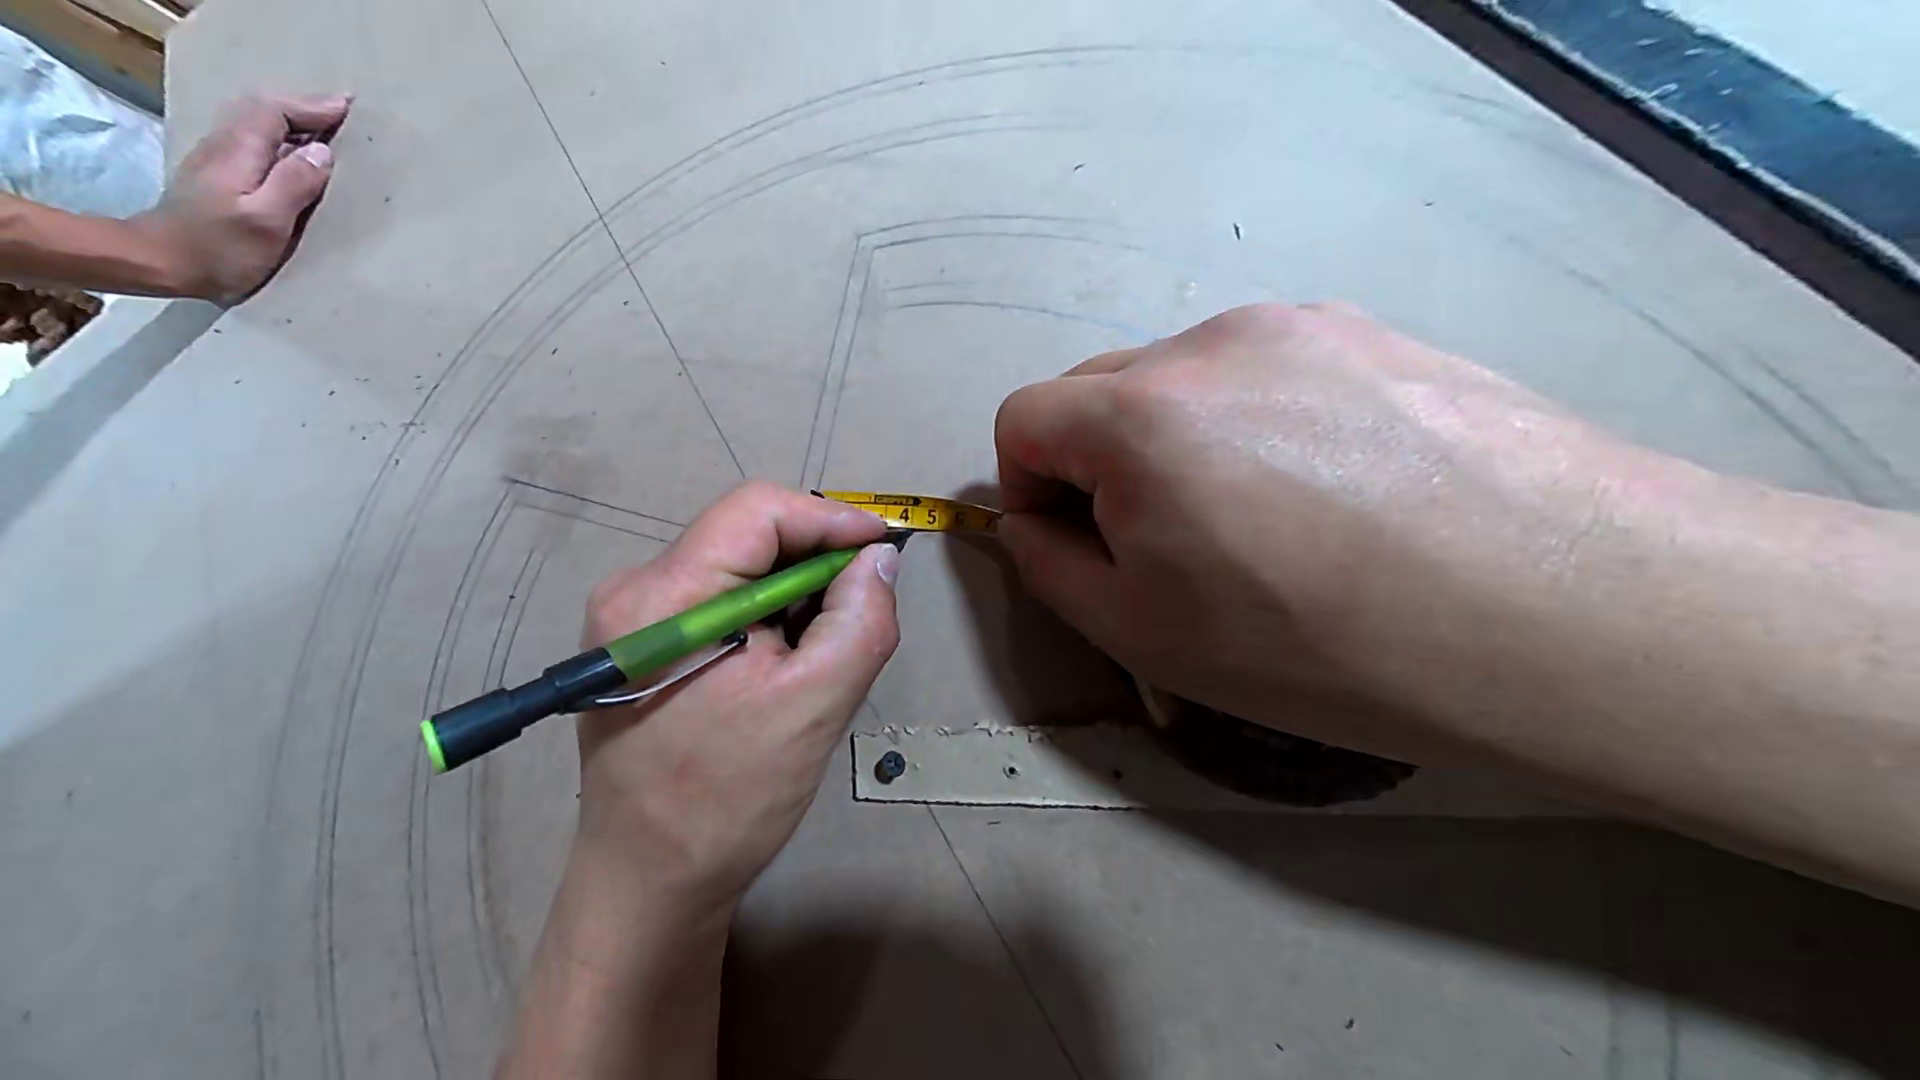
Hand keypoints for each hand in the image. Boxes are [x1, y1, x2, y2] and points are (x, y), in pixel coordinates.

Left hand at [127, 94, 350, 302]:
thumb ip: (294, 183)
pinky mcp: (224, 178)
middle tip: (343, 114)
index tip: (348, 108)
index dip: (310, 107)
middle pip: (262, 112)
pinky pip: (259, 145)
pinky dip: (285, 142)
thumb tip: (324, 153)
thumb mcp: (267, 220)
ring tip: (330, 130)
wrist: (164, 261)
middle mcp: (225, 147)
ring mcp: (221, 162)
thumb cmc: (221, 248)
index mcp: (239, 153)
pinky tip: (302, 155)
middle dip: (303, 109)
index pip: (273, 112)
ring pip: (259, 126)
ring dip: (295, 123)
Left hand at [574, 481, 900, 912]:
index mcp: (665, 597)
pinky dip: (774, 613)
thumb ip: (860, 621)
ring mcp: (638, 616)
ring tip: (826, 646)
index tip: (883, 547)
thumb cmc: (729, 801)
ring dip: (799, 591)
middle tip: (863, 604)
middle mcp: (638, 590)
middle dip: (817, 560)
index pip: (756, 511)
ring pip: (743, 565)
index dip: (829, 518)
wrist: (650, 882)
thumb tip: (881, 557)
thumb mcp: (814, 708)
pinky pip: (727, 596)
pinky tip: (791, 659)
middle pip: (748, 534)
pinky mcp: (650, 640)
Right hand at [993, 301, 1721, 762]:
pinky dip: (1251, 421)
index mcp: (1136, 416)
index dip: (1026, 484)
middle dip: (1094, 461)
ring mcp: (1296, 325)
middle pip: (1096, 390)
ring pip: (1179, 378)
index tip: (1075, 538)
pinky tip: (1323, 485)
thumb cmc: (1317, 644)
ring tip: (1256, 517)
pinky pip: (1261, 369)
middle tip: (1161, 538)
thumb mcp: (1142, 633)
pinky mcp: (1369, 330)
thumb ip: (1050, 567)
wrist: (1563, 612)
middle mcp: (1206, 346)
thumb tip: (1026, 522)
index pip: (1023, 418)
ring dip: (1175, 439)